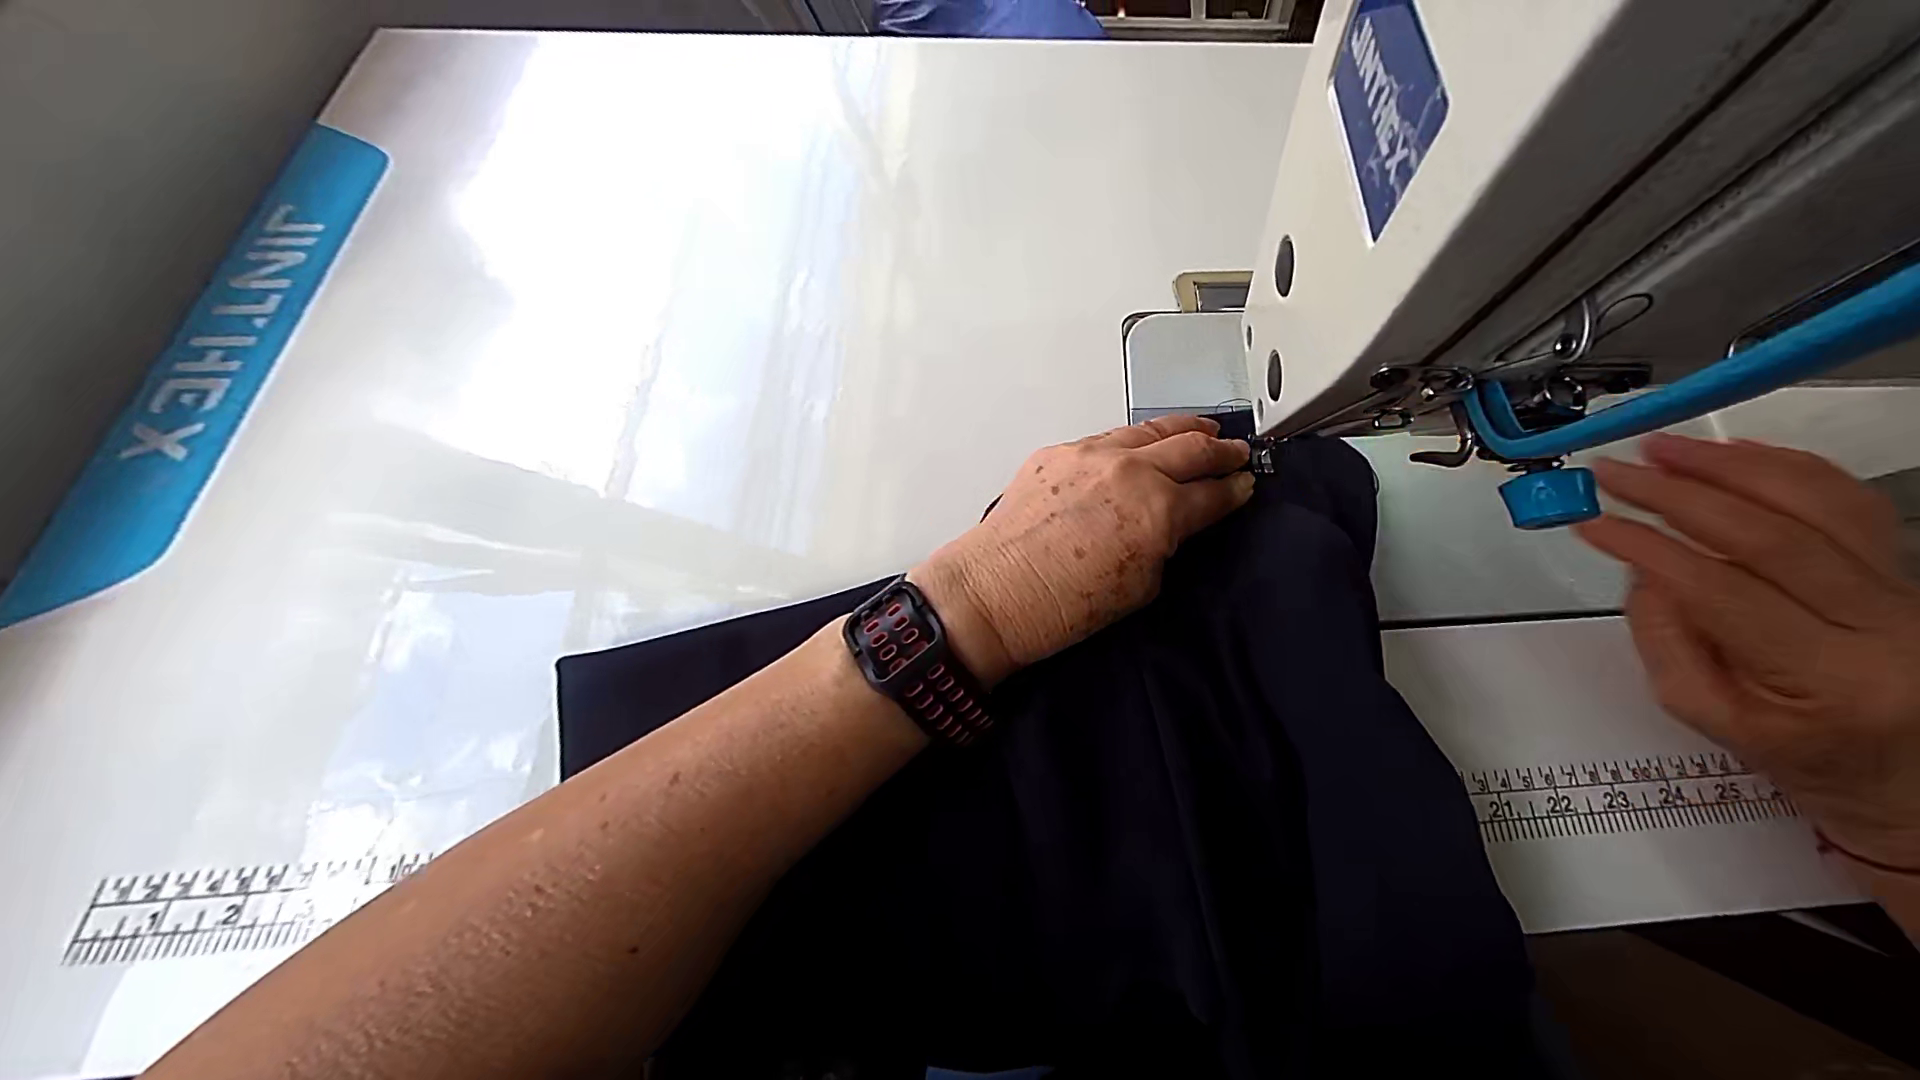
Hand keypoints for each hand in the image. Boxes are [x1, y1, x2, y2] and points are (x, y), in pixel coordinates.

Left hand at [910, 415, 1253, 687]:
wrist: (994, 592)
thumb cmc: (1059, 605)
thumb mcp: (1139, 587)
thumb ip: (1164, 545)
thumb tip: (1171, 526)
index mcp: (1157, 512)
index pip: (1212, 494)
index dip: (1234, 491)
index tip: (1243, 486)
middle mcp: (1127, 473)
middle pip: (1190, 449)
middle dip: (1220, 452)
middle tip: (1235, 454)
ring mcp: (1090, 456)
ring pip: (1149, 431)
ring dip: (1182, 431)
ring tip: (1201, 432)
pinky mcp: (1057, 453)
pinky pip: (1105, 439)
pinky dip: (1131, 441)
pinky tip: (1139, 445)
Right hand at [1576, 433, 1919, 868]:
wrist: (1908, 769)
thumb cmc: (1792, 752)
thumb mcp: (1704, 712)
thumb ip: (1665, 638)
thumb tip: (1642, 567)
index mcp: (1827, 676)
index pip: (1719, 589)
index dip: (1645, 547)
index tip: (1588, 522)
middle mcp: (1886, 625)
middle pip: (1772, 535)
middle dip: (1678, 494)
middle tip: (1612, 470)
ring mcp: (1912, 591)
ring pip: (1823, 505)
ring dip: (1733, 465)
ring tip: (1663, 447)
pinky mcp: (1912, 571)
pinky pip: (1853, 504)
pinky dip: (1789, 468)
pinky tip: (1734, 452)